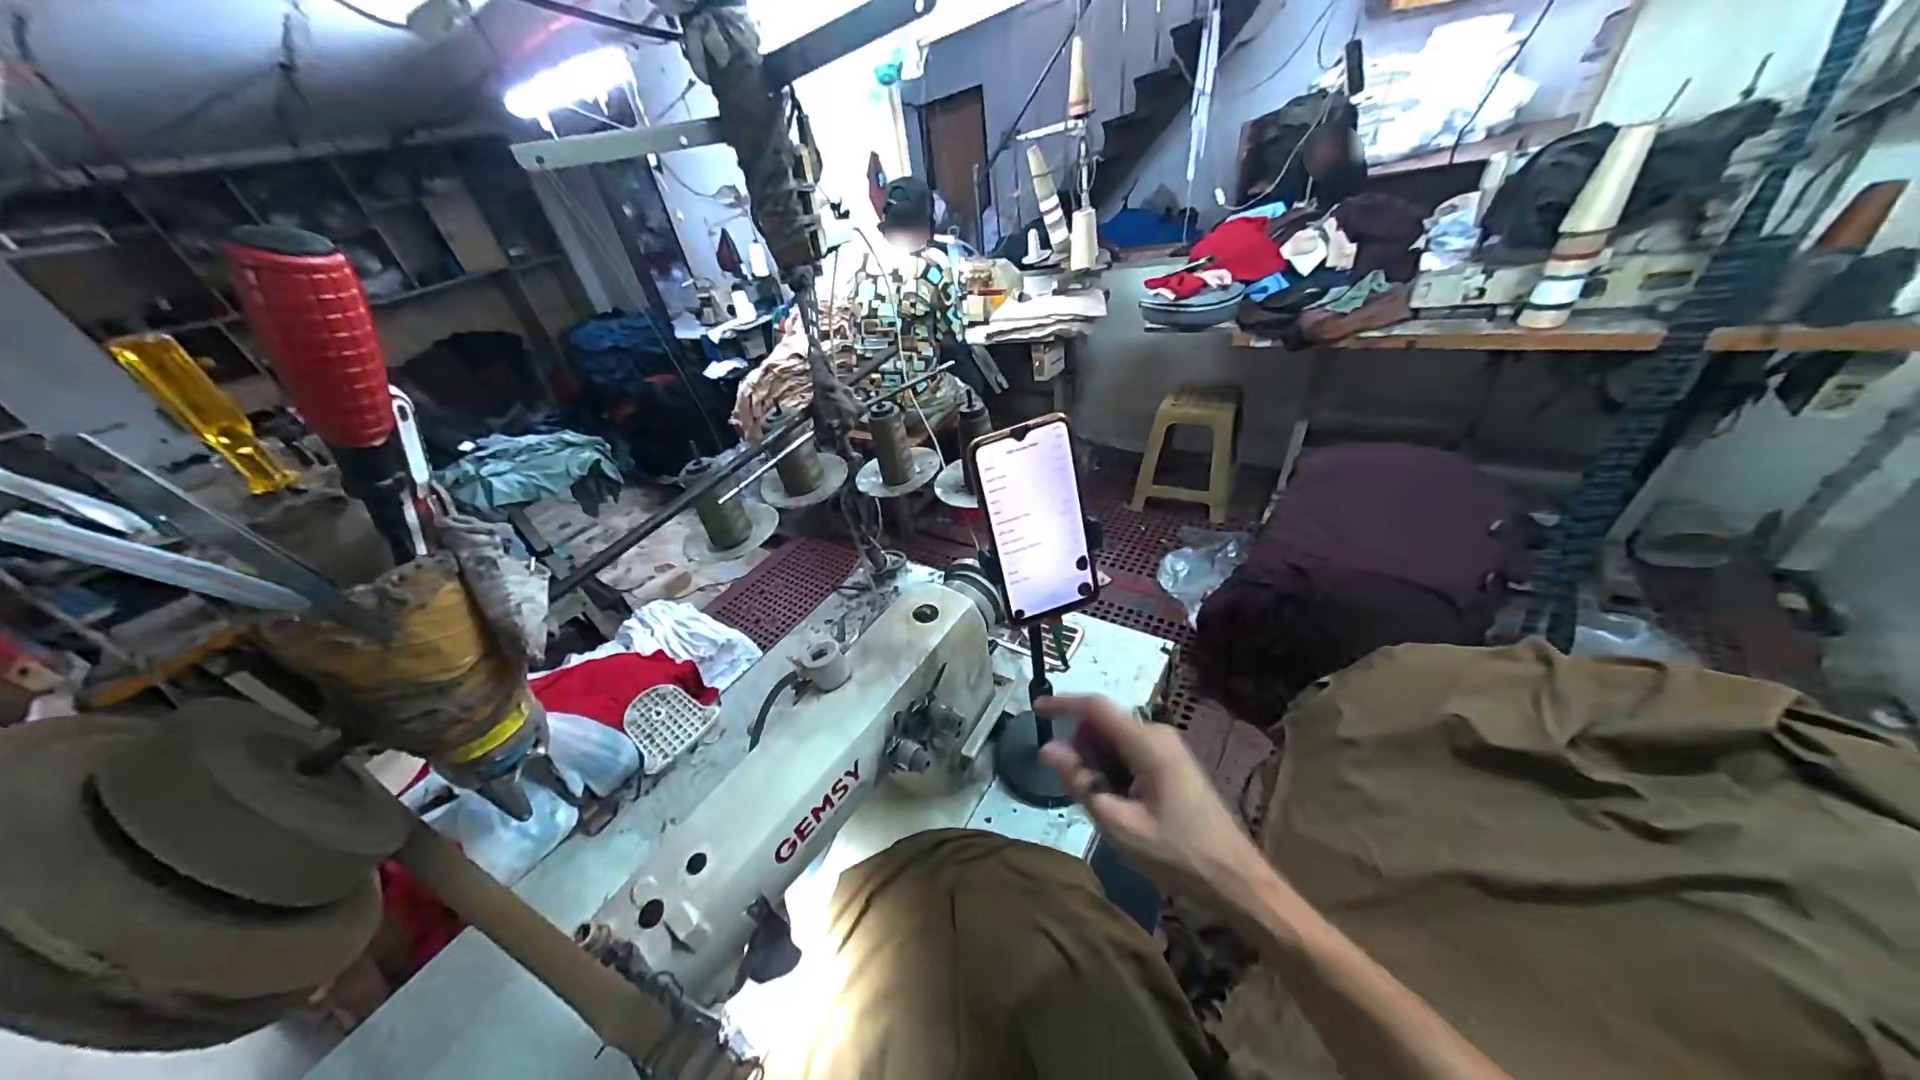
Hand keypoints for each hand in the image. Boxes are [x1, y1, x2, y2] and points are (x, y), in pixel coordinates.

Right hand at [1037, 694, 1270, 905]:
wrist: (1234, 878)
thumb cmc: (1177, 854)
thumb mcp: (1119, 824)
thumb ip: (1081, 783)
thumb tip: (1048, 749)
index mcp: (1147, 743)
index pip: (1095, 706)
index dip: (1062, 704)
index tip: (1034, 710)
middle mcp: (1158, 734)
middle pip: (1103, 723)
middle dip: (1080, 747)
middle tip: (1076, 789)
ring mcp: (1167, 747)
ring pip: (1113, 739)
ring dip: (1096, 762)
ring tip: (1101, 804)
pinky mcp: (1170, 762)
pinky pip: (1128, 752)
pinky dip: (1112, 769)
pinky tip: (1117, 803)